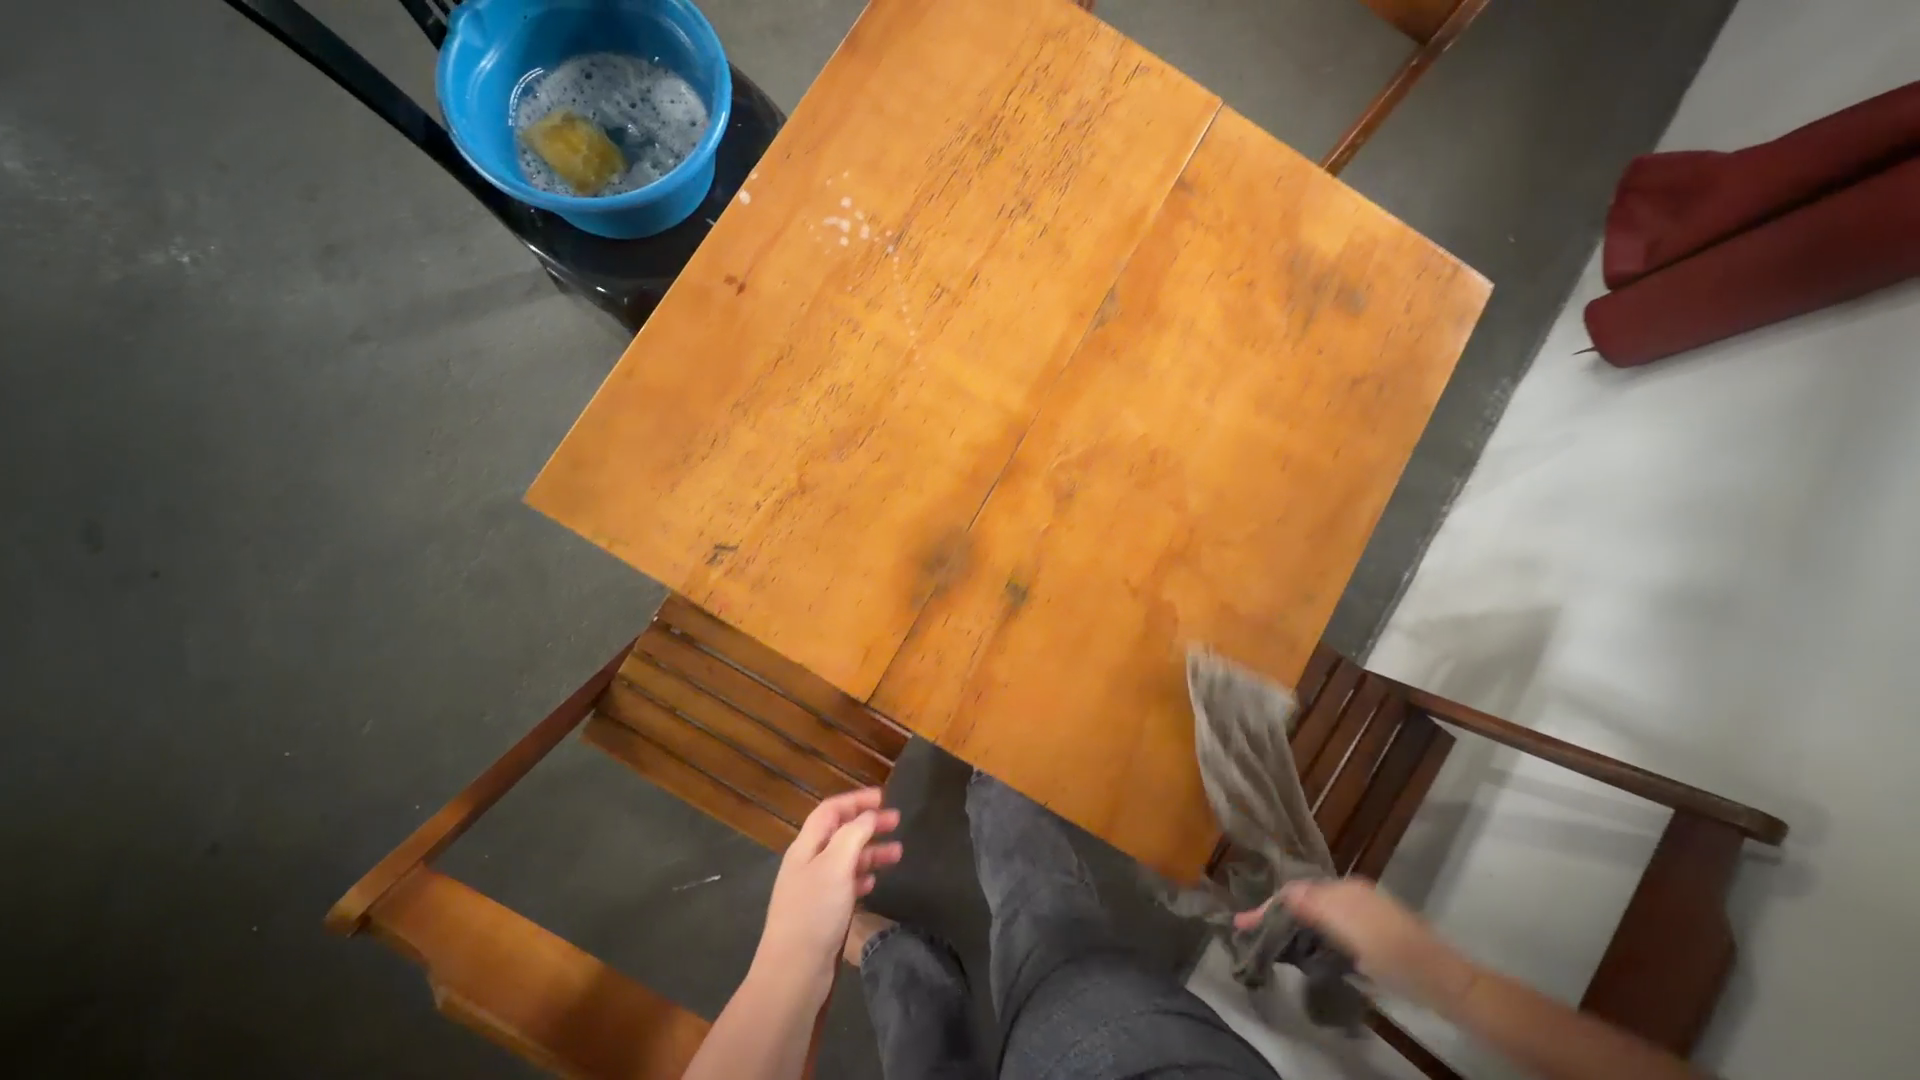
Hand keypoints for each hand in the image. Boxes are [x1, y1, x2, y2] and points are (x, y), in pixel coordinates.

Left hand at [753, 788, 902, 987]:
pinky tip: (875, 882)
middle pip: (840, 833)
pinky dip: (862, 877)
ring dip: (870, 852)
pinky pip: (845, 885)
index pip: (830, 811)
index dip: (856, 800)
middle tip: (897, 822)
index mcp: (806, 847)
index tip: (884, 798)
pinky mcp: (822, 913)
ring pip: (846, 860)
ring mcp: (814, 889)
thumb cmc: (814, 912)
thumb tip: (869, 815)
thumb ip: (853, 835)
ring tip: (898, 854)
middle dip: (868, 824)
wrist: (793, 972)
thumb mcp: (835, 865)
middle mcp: (808, 863)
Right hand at [1237, 878, 1478, 1007]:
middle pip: (1305, 898)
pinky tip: (1307, 946)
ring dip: (1293, 922)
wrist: (1439, 978)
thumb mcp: (1348, 927)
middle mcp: (1352, 893)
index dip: (1269, 906)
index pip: (1296, 890)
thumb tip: (1283, 894)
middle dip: (1278, 912)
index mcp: (1344, 889)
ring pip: (1317, 912)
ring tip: (1273, 939)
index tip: (1243, 922)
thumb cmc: (1391, 952)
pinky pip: (1330, 924)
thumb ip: (1314, 906)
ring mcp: (1364, 912)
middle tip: (1252, 931)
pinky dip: (1311, 931)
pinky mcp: (1372, 933)